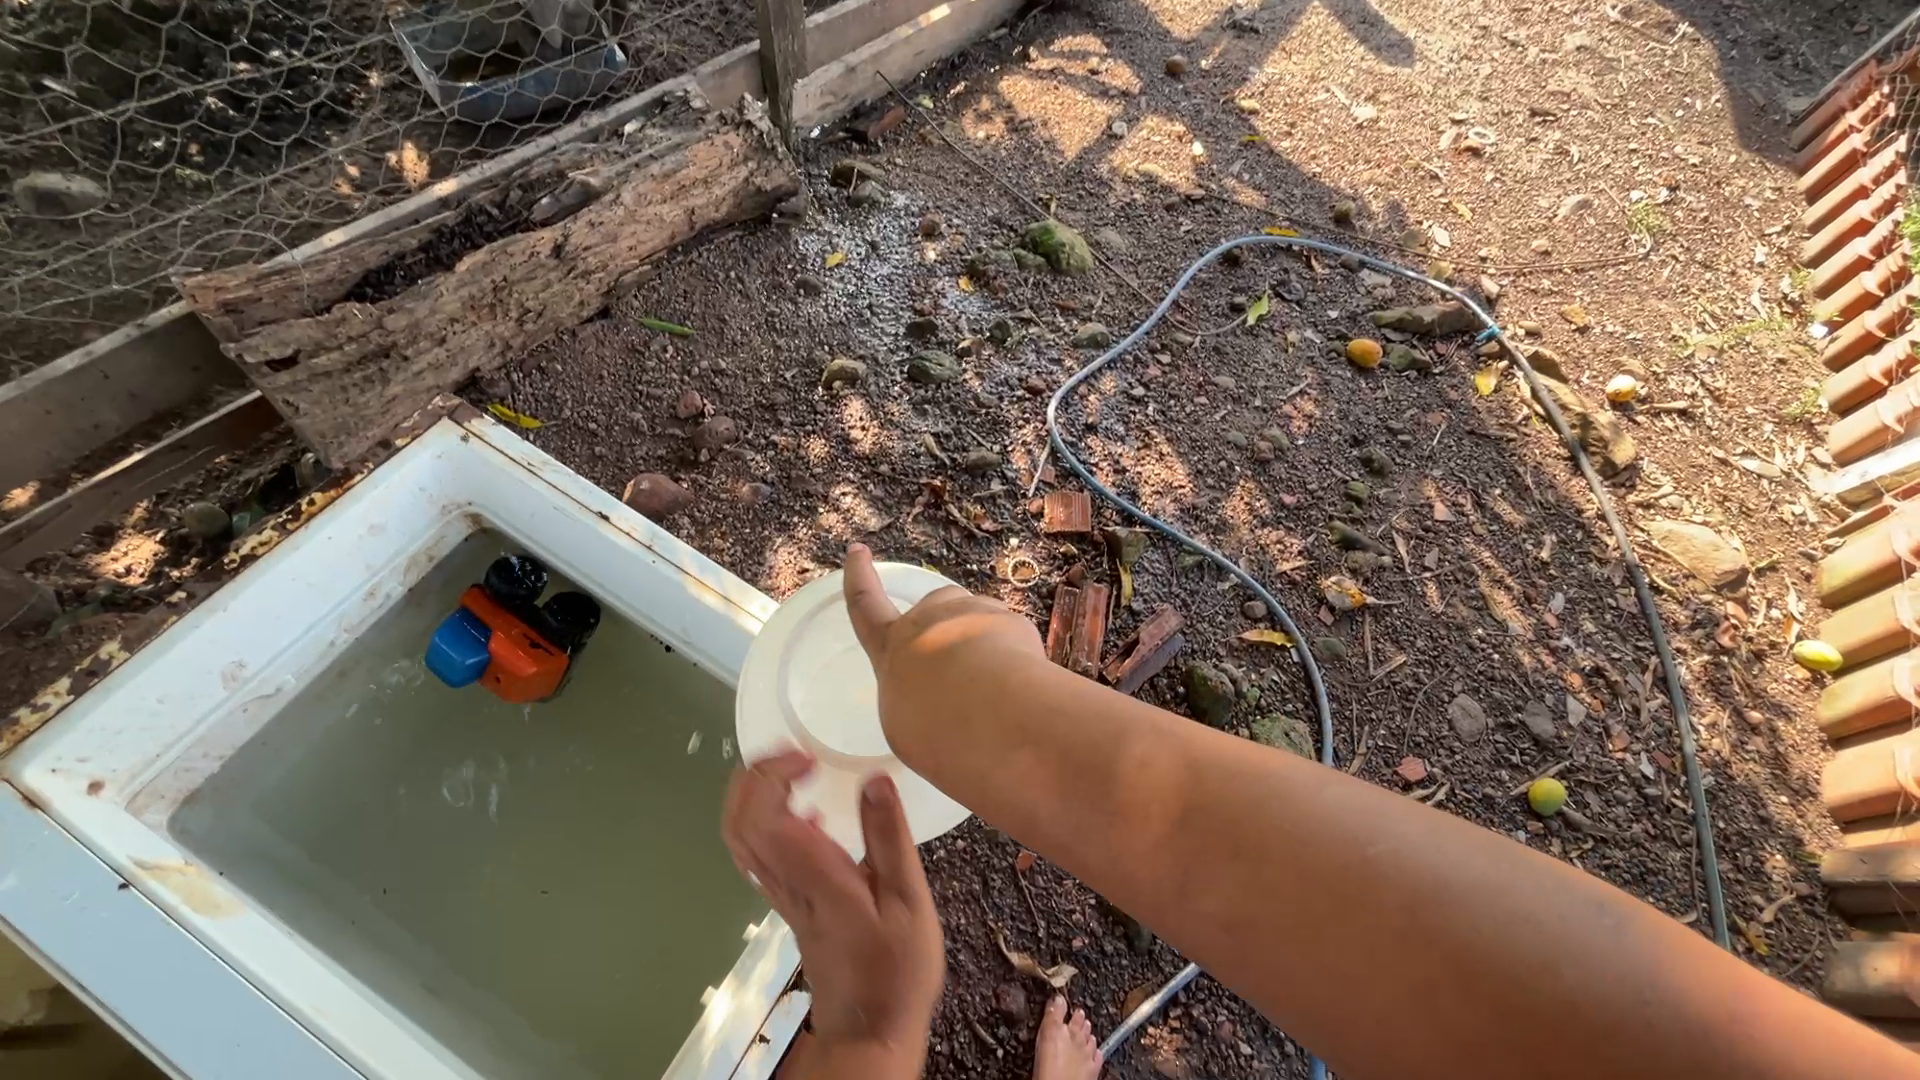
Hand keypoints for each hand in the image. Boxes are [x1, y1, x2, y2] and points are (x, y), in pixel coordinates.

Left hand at [721, 749, 943, 1067]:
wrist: (869, 1033)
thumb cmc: (895, 969)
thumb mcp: (907, 901)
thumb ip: (888, 838)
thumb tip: (874, 779)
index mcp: (812, 875)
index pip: (763, 816)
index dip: (772, 775)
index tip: (809, 756)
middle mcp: (785, 881)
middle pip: (737, 823)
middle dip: (752, 776)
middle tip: (791, 751)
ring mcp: (782, 894)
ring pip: (740, 838)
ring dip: (752, 793)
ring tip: (791, 768)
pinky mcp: (789, 903)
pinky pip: (758, 851)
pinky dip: (765, 817)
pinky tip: (806, 812)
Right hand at [841, 543, 1045, 746]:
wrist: (992, 714)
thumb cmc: (934, 727)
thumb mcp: (905, 725)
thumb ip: (913, 700)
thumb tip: (935, 700)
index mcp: (893, 646)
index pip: (866, 606)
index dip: (859, 577)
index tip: (858, 550)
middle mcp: (930, 619)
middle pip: (937, 607)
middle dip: (947, 626)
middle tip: (961, 669)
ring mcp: (973, 613)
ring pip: (977, 619)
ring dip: (982, 642)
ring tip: (994, 687)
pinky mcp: (1011, 619)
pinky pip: (1011, 636)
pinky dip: (1015, 657)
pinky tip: (1021, 687)